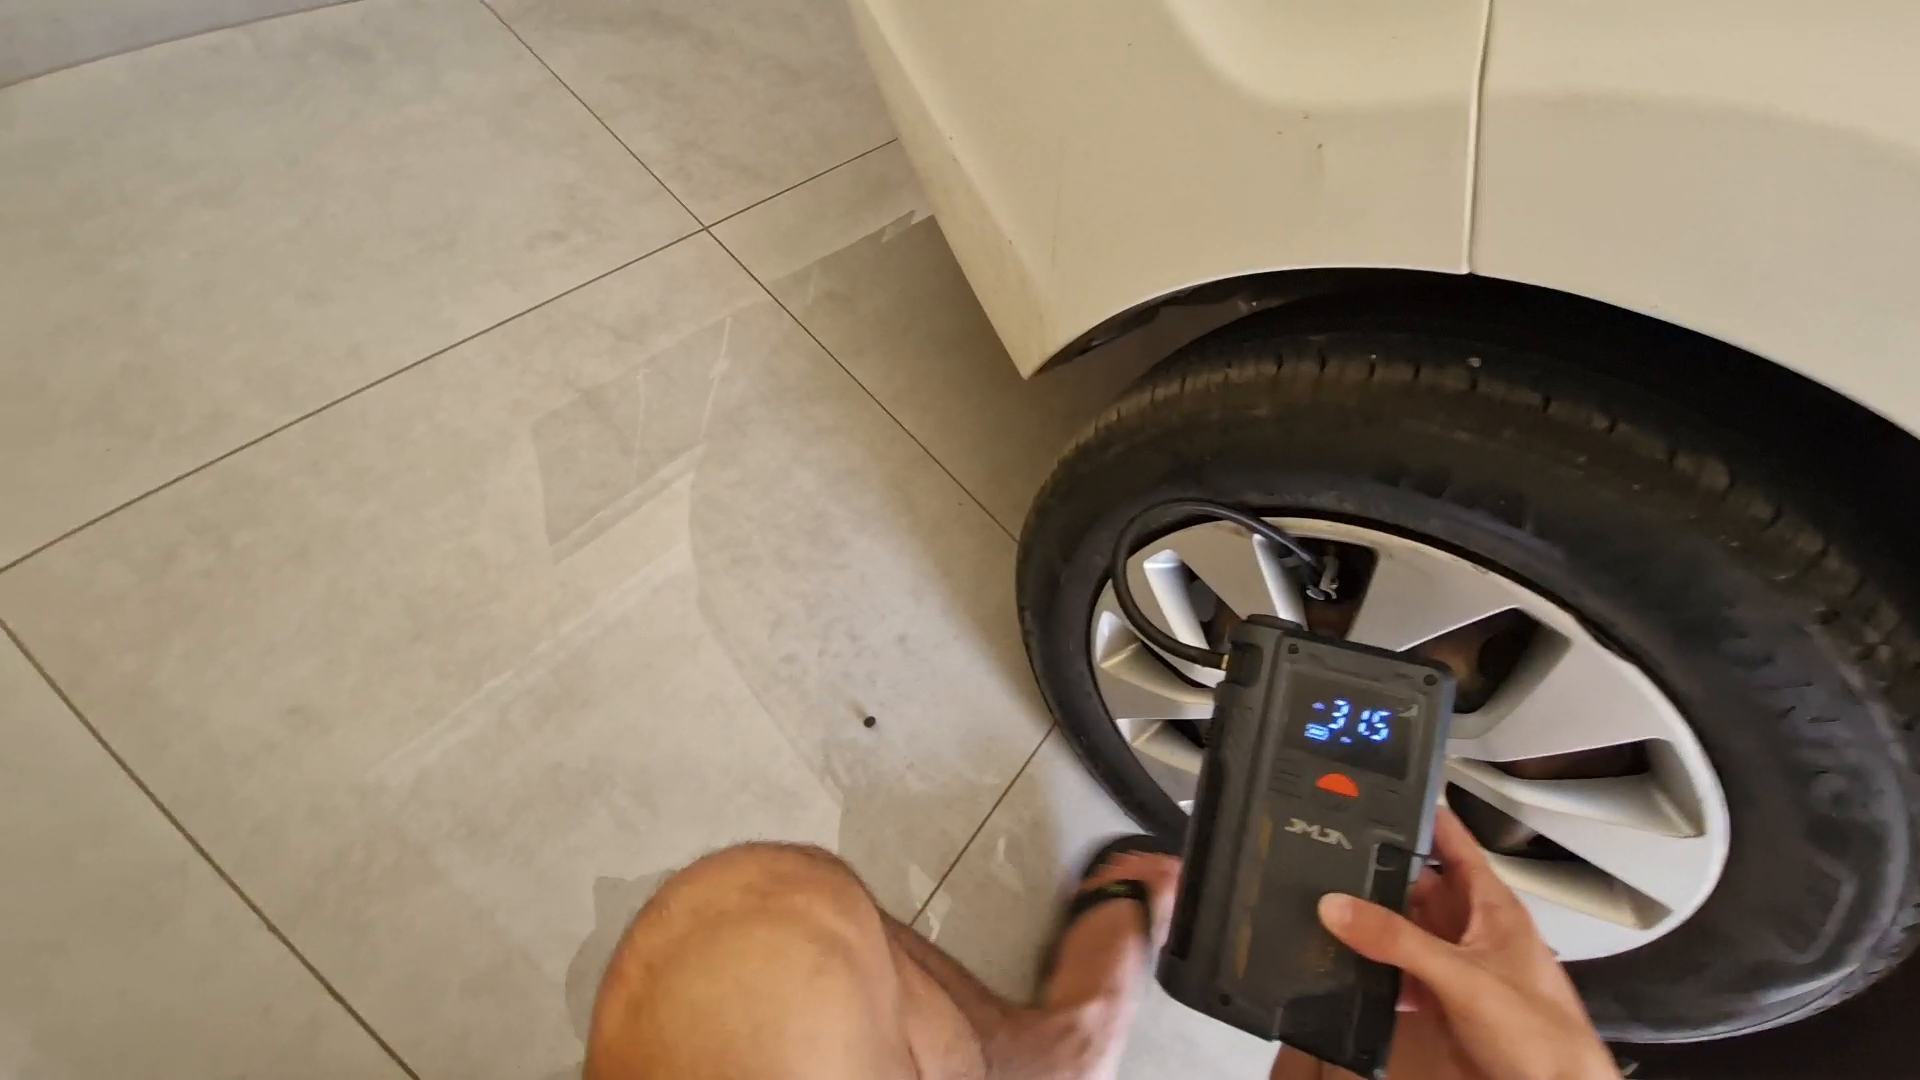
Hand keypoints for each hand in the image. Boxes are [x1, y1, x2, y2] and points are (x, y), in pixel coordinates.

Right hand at [1287, 809, 1620, 1079]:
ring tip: (1318, 891)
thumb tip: (1333, 903)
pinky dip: (1365, 958)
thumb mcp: (1464, 978)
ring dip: (1366, 916)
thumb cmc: (1540, 1039)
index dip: (1421, 814)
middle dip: (1375, 866)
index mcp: (1490, 907)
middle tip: (1326, 842)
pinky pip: (1391, 964)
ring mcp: (1451, 963)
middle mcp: (1468, 927)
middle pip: (1414, 882)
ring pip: (1399, 923)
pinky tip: (1336, 951)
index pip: (1452, 842)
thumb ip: (1398, 939)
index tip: (1378, 789)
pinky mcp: (1436, 997)